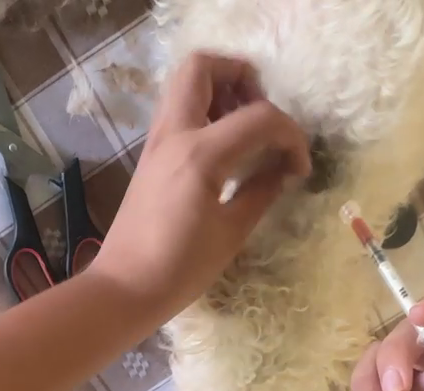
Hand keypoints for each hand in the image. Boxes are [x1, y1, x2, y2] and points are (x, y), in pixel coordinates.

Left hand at [86, 52, 310, 321]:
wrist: (123, 290)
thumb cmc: (179, 270)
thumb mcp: (230, 235)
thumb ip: (261, 192)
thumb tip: (284, 169)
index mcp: (200, 154)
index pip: (259, 117)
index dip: (290, 136)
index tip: (299, 167)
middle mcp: (174, 135)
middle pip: (203, 67)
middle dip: (241, 77)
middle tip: (261, 116)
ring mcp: (156, 144)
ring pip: (185, 85)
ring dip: (220, 92)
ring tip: (244, 134)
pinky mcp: (149, 159)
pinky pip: (178, 114)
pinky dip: (204, 116)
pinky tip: (223, 154)